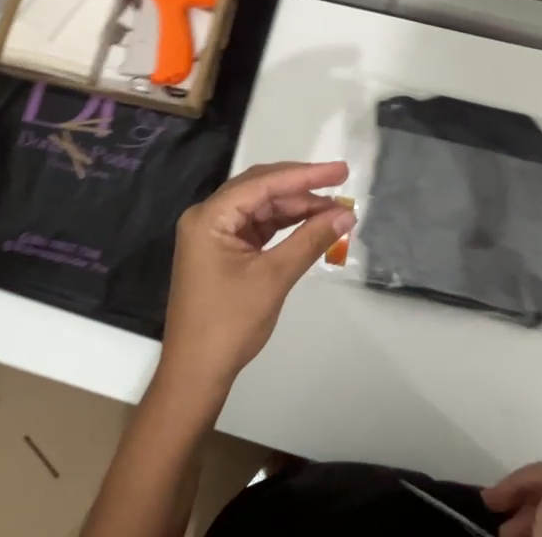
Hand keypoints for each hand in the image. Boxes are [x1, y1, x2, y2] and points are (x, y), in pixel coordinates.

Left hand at [160, 161, 355, 387]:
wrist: (196, 372)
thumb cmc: (229, 323)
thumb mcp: (274, 277)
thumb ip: (310, 240)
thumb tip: (345, 214)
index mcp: (209, 216)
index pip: (262, 183)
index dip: (304, 175)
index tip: (341, 170)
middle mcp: (208, 217)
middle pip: (260, 190)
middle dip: (301, 188)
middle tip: (341, 184)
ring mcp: (214, 235)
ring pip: (261, 209)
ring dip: (296, 208)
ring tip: (335, 209)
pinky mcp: (223, 252)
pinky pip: (258, 228)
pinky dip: (285, 227)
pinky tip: (312, 226)